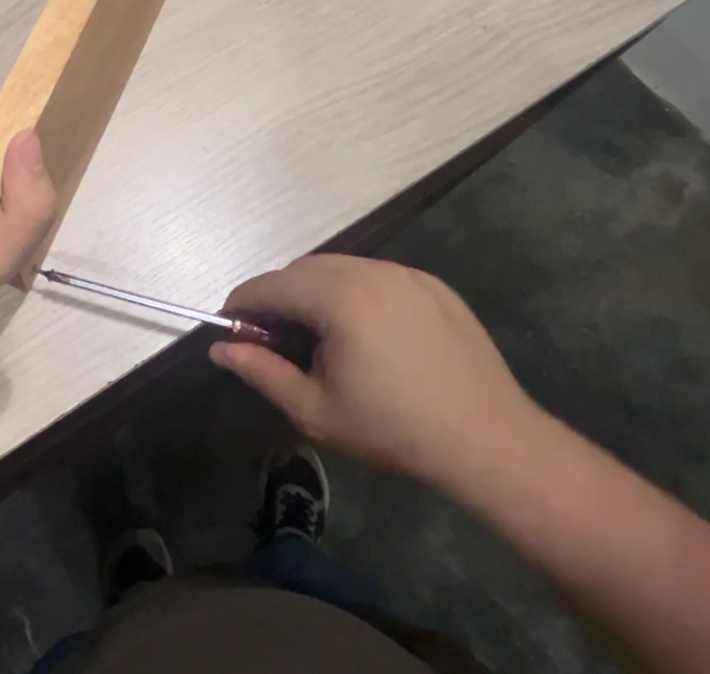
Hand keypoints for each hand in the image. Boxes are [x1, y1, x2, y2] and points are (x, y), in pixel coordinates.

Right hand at [209, 254, 541, 486]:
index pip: (270, 286)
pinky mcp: (433, 285)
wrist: (490, 442)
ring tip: (317, 336)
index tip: (231, 329)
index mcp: (340, 299)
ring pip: (338, 268)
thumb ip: (260, 372)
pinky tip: (361, 331)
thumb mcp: (314, 409)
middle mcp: (371, 273)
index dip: (242, 305)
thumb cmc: (393, 429)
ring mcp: (407, 275)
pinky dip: (352, 291)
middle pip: (301, 270)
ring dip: (313, 291)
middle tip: (272, 339)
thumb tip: (219, 349)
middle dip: (277, 296)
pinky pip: (374, 275)